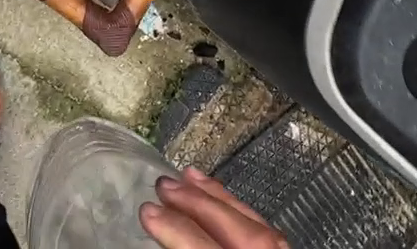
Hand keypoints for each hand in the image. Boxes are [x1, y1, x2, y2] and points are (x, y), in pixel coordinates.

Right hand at [140, 168, 288, 248]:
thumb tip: (158, 220)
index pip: (207, 248)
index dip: (176, 228)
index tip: (147, 210)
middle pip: (236, 228)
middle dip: (197, 203)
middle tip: (162, 184)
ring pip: (257, 224)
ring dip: (219, 198)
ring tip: (189, 176)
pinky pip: (269, 233)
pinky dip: (243, 212)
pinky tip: (224, 200)